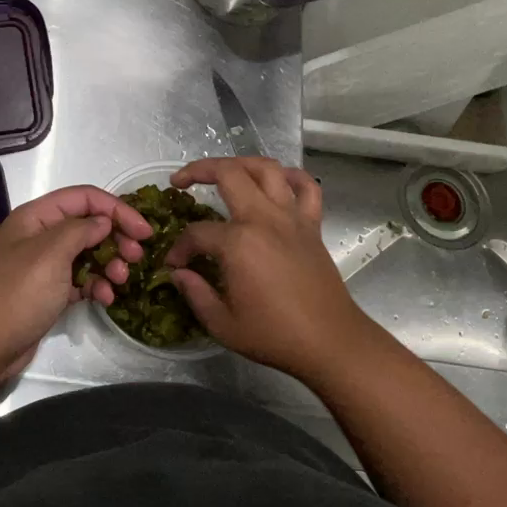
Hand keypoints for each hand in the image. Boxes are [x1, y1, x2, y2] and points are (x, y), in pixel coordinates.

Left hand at [0, 185, 150, 381]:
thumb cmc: (16, 296)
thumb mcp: (50, 255)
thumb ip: (80, 230)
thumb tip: (103, 221)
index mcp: (35, 217)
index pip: (83, 198)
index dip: (116, 209)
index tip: (145, 231)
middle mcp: (38, 236)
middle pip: (87, 225)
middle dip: (115, 238)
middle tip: (136, 258)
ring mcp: (42, 266)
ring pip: (86, 254)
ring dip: (108, 263)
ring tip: (119, 281)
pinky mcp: (47, 293)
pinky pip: (79, 280)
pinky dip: (95, 285)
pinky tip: (105, 299)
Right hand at [163, 157, 370, 380]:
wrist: (331, 343)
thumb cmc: (275, 336)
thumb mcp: (222, 324)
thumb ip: (195, 294)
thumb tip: (179, 274)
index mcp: (238, 243)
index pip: (196, 233)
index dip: (180, 248)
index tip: (175, 266)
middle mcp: (264, 219)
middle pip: (229, 173)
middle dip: (198, 170)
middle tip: (181, 181)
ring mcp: (291, 218)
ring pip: (267, 168)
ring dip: (241, 163)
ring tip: (224, 172)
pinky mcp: (312, 225)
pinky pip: (306, 187)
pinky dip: (291, 177)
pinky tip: (277, 182)